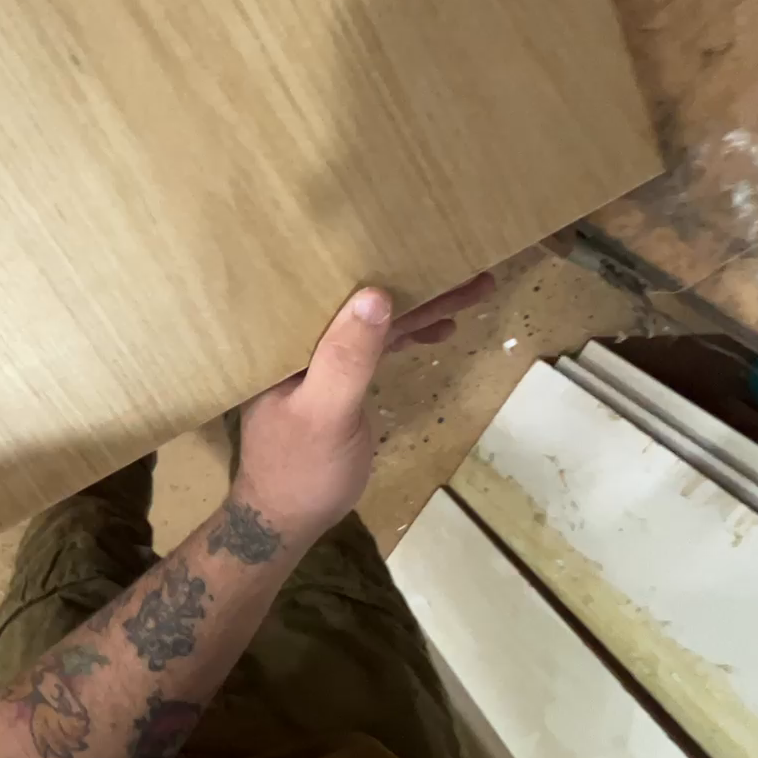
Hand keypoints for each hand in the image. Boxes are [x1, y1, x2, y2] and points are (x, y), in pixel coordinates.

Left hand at [232, 276, 494, 545]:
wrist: (288, 520)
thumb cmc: (300, 470)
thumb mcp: (325, 413)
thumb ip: (346, 359)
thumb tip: (374, 294)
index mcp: (284, 341)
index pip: (331, 290)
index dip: (373, 262)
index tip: (419, 238)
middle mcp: (299, 342)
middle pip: (360, 303)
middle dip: (411, 282)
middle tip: (466, 257)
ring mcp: (321, 362)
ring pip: (374, 324)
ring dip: (419, 308)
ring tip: (473, 284)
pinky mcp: (339, 382)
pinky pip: (377, 349)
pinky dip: (407, 338)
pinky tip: (441, 328)